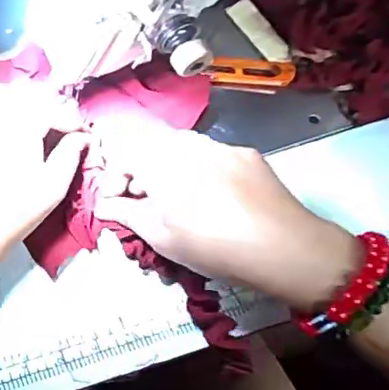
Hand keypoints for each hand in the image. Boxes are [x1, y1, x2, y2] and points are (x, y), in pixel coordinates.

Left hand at [0, 82, 89, 269]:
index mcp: (20, 127)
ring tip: (33, 117)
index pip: (52, 107)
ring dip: (19, 98)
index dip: (71, 118)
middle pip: (25, 92)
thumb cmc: (13, 214)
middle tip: (62, 122)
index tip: (80, 133)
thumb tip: (80, 138)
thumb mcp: (54, 186)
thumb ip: (70, 154)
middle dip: (48, 102)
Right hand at [94, 123, 361, 310]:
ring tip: (179, 202)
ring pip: (181, 148)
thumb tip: (105, 202)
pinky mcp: (246, 154)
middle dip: (141, 170)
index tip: (118, 198)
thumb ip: (126, 212)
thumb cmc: (212, 246)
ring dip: (169, 169)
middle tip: (146, 202)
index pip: (121, 148)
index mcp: (160, 161)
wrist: (282, 246)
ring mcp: (221, 146)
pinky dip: (200, 171)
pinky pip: (211, 155)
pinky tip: (212, 200)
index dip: (113, 174)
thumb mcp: (160, 236)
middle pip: (151, 143)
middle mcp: (189, 143)